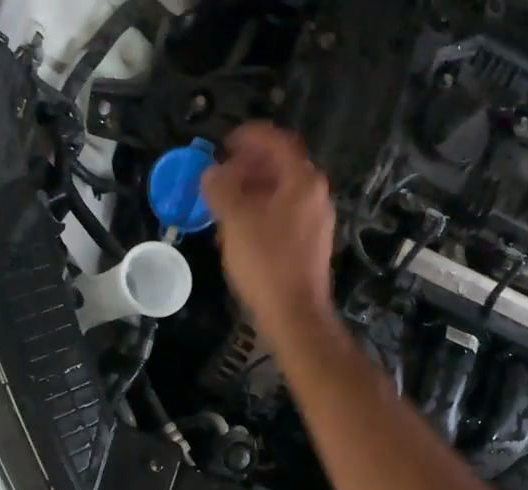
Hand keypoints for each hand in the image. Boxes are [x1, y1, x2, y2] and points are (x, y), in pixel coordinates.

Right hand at [199, 122, 338, 341]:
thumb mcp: (235, 221)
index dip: (248, 136)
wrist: (295, 314)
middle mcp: (315, 194)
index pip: (276, 141)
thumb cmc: (266, 263)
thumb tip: (211, 172)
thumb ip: (220, 189)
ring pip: (282, 192)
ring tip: (225, 202)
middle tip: (221, 174)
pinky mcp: (310, 245)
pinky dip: (262, 211)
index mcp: (302, 180)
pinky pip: (284, 215)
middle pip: (281, 166)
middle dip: (249, 166)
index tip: (223, 142)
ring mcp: (316, 221)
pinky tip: (241, 228)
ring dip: (253, 190)